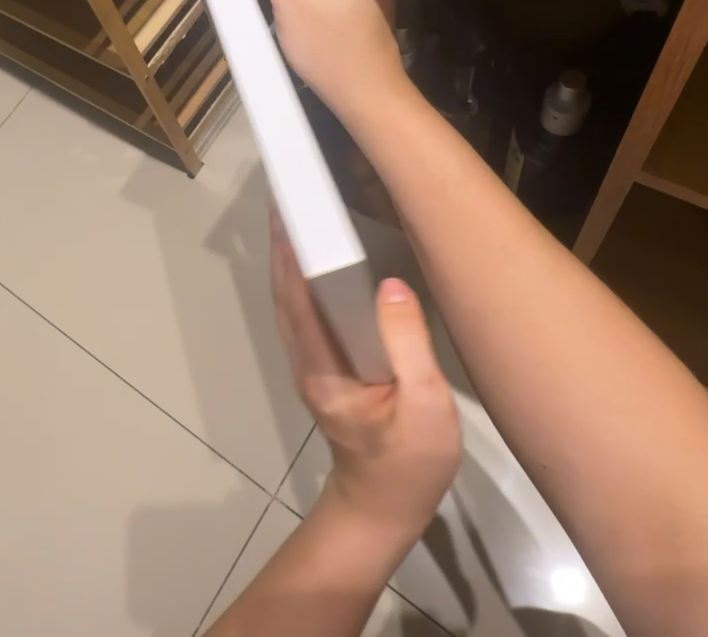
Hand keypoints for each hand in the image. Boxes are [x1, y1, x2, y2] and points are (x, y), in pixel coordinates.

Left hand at [269, 211, 460, 540]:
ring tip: (299, 218)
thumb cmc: (407, 465)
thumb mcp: (425, 410)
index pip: (295, 297)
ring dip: (289, 259)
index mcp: (322, 368)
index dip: (287, 251)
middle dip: (282, 244)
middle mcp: (306, 360)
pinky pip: (306, 313)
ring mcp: (311, 365)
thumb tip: (390, 284)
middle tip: (288, 198)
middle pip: (284, 293)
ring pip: (290, 302)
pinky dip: (303, 280)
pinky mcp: (323, 367)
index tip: (284, 209)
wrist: (383, 510)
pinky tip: (321, 262)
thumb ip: (408, 346)